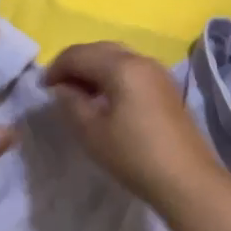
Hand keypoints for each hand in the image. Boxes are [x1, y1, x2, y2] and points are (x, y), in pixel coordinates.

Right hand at [46, 42, 225, 205]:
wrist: (188, 182)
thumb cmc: (135, 155)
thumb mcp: (92, 132)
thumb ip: (70, 103)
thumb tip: (62, 89)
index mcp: (121, 66)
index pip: (78, 54)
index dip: (56, 68)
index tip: (43, 89)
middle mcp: (140, 60)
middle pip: (99, 49)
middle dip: (75, 63)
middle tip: (59, 87)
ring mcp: (157, 72)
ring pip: (117, 57)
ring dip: (94, 68)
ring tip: (80, 93)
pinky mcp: (166, 88)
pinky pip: (131, 69)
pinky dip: (112, 75)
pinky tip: (105, 99)